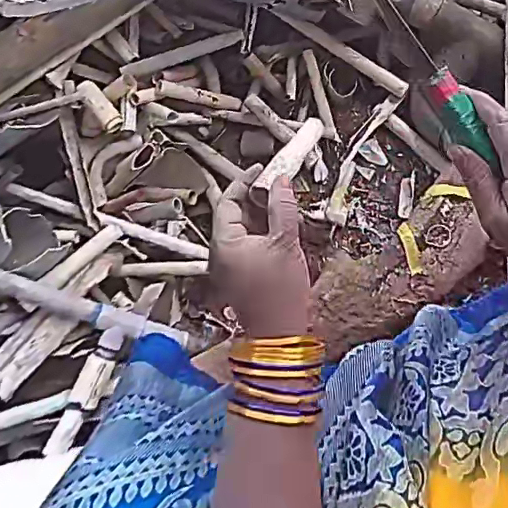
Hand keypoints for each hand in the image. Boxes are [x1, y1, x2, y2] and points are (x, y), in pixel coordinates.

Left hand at [211, 165, 311, 335]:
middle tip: (279, 187)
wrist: (281, 337)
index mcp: (224, 242)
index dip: (245, 182)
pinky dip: (266, 233)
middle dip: (258, 198)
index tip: (262, 170)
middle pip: (236, 213)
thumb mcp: (285, 243)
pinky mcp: (243, 274)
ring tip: (286, 205)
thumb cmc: (279, 294)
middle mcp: (221, 252)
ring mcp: (231, 265)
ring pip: (246, 228)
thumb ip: (282, 207)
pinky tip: (284, 229)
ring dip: (264, 215)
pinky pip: (251, 244)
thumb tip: (281, 181)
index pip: (228, 200)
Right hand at [447, 89, 507, 277]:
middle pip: (502, 125)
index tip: (452, 94)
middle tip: (450, 122)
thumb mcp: (494, 216)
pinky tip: (490, 168)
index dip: (472, 101)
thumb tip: (458, 151)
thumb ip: (475, 178)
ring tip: (466, 150)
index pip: (496, 117)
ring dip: (487, 137)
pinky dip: (501, 151)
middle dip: (474, 119)